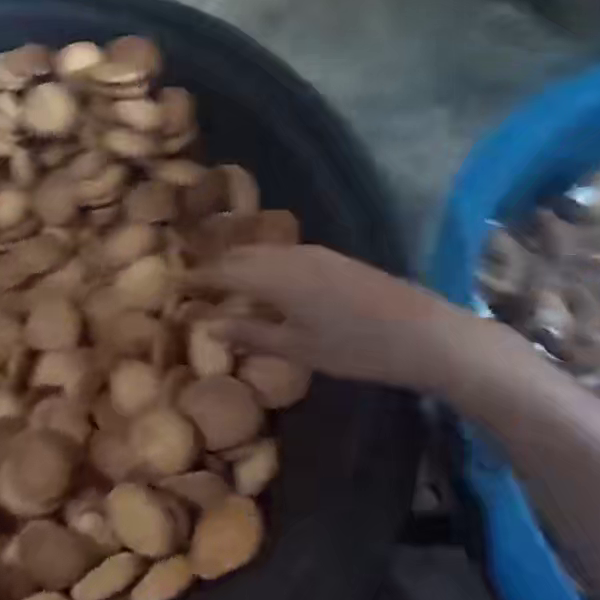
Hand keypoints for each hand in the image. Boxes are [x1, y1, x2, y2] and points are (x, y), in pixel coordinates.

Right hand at [193, 245, 480, 390]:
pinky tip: (264, 281)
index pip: (222, 272)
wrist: (424, 333)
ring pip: (263, 251)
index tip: (175, 285)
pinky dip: (263, 263)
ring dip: (239, 262)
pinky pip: (283, 253)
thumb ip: (251, 335)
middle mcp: (290, 255)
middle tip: (194, 282)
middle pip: (240, 255)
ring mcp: (314, 253)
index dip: (197, 278)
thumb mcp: (297, 349)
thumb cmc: (355, 348)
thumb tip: (210, 326)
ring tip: (222, 282)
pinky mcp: (332, 258)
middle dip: (214, 267)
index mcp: (275, 277)